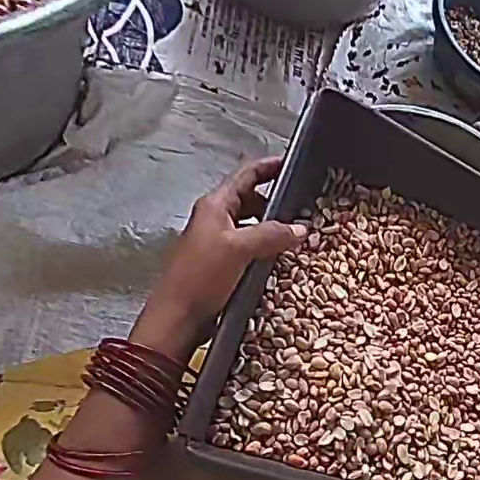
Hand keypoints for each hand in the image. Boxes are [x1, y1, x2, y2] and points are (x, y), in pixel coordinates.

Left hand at [133, 156, 306, 358]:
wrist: (179, 317)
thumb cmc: (201, 277)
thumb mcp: (239, 249)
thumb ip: (271, 234)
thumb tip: (300, 229)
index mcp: (215, 205)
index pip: (246, 174)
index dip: (270, 166)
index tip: (293, 162)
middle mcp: (215, 220)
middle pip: (250, 200)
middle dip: (275, 201)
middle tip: (301, 207)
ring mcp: (218, 244)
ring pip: (251, 226)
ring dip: (272, 229)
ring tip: (296, 235)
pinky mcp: (222, 267)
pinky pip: (249, 250)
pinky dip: (266, 250)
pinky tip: (280, 260)